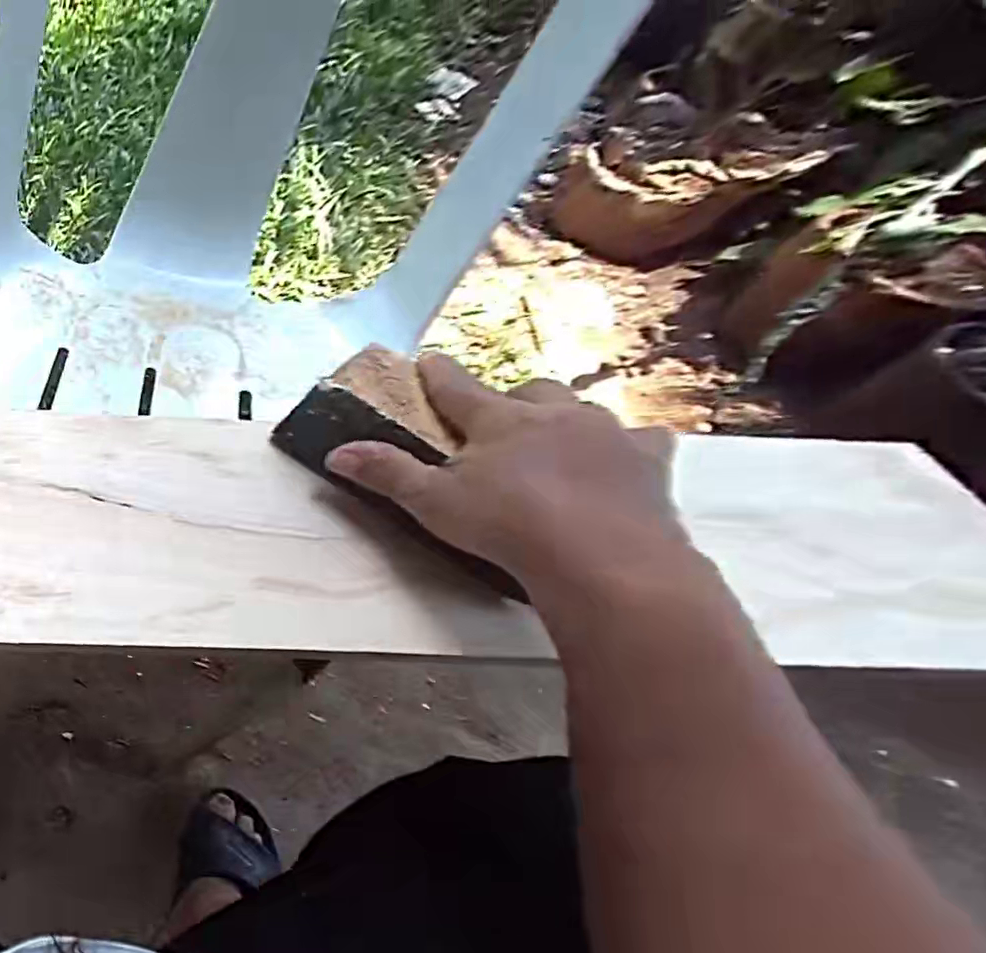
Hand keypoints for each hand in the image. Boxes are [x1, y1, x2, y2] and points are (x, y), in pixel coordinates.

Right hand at [325, 353, 696, 598]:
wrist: (603, 559)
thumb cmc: (507, 526)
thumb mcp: (433, 504)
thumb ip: (387, 474)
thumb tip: (336, 452)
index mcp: (499, 421)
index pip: (459, 389)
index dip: (439, 375)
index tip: (428, 360)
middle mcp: (555, 414)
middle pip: (529, 391)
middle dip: (510, 399)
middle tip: (499, 421)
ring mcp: (607, 433)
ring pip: (582, 409)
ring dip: (564, 419)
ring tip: (555, 441)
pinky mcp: (649, 461)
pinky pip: (641, 439)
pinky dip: (626, 446)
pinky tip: (622, 459)